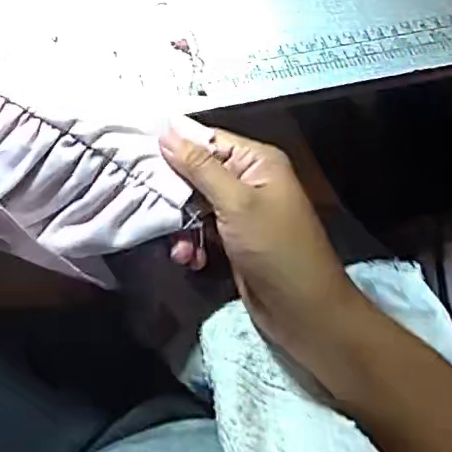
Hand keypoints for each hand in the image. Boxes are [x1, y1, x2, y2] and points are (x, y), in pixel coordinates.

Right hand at [160, 120, 371, 368]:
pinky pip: (198, 225)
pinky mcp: (232, 235)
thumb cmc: (277, 251)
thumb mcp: (236, 203)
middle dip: (175, 190)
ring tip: (181, 245)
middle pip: (194, 169)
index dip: (174, 146)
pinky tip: (190, 257)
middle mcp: (248, 179)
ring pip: (191, 200)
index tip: (142, 156)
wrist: (308, 318)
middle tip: (157, 204)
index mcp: (257, 161)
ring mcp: (240, 209)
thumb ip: (198, 166)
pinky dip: (190, 240)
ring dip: (181, 222)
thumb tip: (166, 134)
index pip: (205, 138)